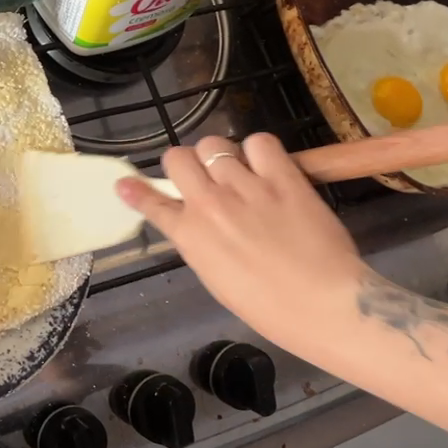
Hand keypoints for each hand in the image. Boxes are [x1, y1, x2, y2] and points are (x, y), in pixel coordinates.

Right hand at [116, 133, 363, 340]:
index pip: (151, 201)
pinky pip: (260, 142)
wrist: (321, 304)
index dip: (136, 190)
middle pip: (178, 157)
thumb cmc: (266, 305)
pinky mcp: (282, 177)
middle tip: (204, 178)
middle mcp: (209, 203)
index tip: (126, 183)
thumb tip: (190, 222)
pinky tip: (266, 167)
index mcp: (188, 234)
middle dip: (186, 165)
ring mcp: (245, 187)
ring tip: (239, 171)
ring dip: (221, 156)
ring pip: (214, 145)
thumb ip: (197, 242)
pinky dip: (258, 150)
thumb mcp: (214, 276)